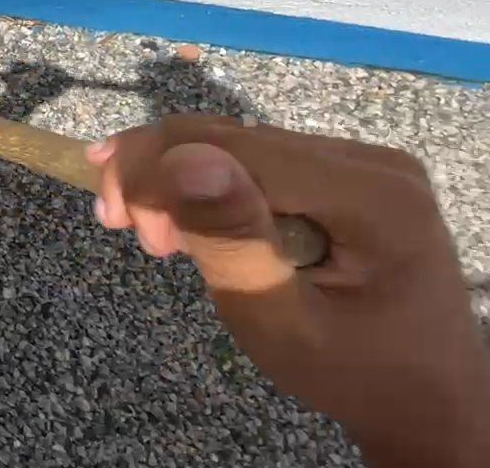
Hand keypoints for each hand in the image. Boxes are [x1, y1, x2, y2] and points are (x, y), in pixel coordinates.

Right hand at [89, 115, 489, 467]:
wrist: (420, 399)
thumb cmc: (348, 371)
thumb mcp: (279, 321)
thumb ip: (234, 242)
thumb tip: (185, 159)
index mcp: (373, 197)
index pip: (226, 149)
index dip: (153, 171)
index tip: (114, 221)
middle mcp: (369, 162)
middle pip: (216, 136)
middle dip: (148, 173)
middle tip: (118, 224)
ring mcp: (355, 161)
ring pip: (215, 138)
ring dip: (161, 176)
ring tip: (149, 231)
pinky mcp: (335, 168)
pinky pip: (235, 152)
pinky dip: (188, 178)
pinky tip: (173, 213)